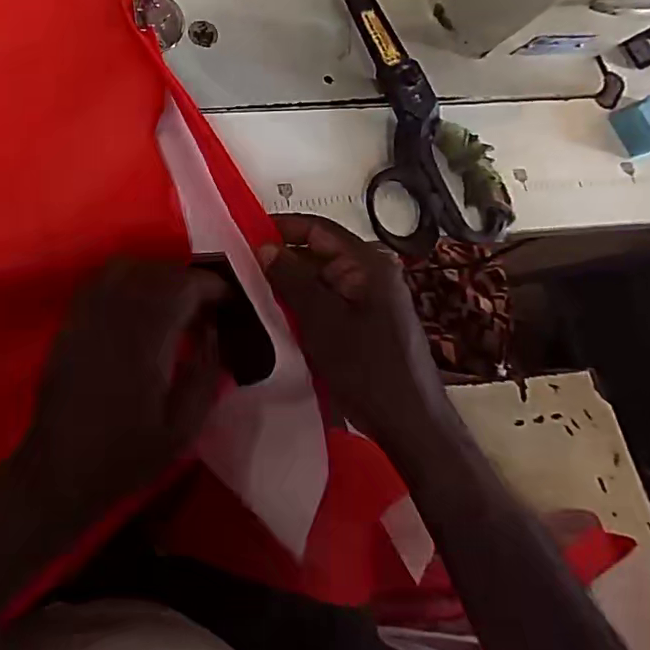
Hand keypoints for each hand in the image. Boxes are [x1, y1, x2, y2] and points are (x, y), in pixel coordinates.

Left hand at [14, 258, 226, 521]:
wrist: (61, 468)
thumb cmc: (126, 454)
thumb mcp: (183, 427)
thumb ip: (206, 373)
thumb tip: (215, 334)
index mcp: (144, 339)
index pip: (181, 287)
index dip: (210, 286)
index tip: (228, 301)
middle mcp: (112, 316)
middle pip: (154, 272)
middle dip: (186, 280)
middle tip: (206, 305)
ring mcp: (85, 315)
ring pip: (124, 268)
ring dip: (155, 275)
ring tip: (174, 302)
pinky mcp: (69, 323)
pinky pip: (100, 283)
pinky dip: (126, 281)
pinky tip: (138, 307)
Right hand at [260, 213, 441, 421]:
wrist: (408, 422)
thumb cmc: (368, 368)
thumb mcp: (321, 319)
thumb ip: (291, 279)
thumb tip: (264, 247)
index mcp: (367, 263)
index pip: (317, 229)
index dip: (280, 227)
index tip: (244, 235)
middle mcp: (370, 274)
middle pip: (316, 253)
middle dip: (280, 260)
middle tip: (241, 270)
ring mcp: (367, 299)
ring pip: (317, 280)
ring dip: (287, 286)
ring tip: (251, 293)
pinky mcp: (362, 322)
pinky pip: (325, 302)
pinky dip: (300, 306)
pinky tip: (276, 317)